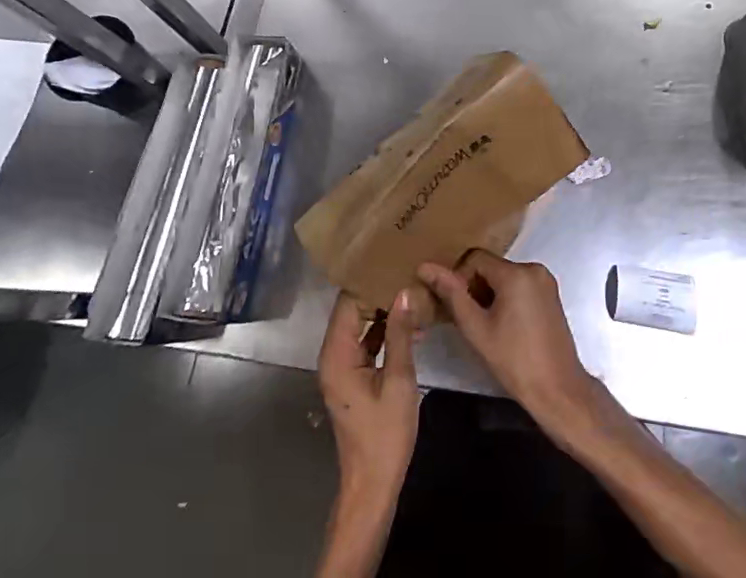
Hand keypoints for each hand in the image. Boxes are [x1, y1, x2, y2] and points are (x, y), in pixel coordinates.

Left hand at [317, 290, 422, 493]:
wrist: (372, 482)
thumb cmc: (385, 434)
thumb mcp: (399, 381)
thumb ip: (400, 335)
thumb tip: (405, 292)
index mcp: (336, 354)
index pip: (348, 303)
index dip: (370, 282)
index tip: (395, 263)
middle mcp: (332, 355)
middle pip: (352, 312)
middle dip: (379, 293)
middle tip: (409, 273)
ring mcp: (341, 366)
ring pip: (361, 326)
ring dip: (384, 312)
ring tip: (413, 291)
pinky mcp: (352, 376)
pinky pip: (366, 343)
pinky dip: (384, 333)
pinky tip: (410, 324)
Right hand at [416, 251, 600, 440]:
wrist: (558, 391)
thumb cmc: (514, 361)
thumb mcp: (476, 328)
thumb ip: (451, 294)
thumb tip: (425, 266)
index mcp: (517, 273)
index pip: (474, 258)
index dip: (458, 279)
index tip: (453, 307)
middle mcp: (534, 269)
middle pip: (490, 267)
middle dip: (473, 288)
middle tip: (465, 319)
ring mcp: (545, 282)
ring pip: (503, 277)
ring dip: (488, 295)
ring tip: (482, 325)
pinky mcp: (551, 296)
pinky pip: (519, 286)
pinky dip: (505, 299)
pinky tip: (501, 326)